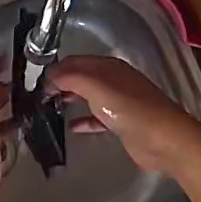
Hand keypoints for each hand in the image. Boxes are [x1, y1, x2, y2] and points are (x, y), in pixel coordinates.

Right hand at [47, 55, 197, 173]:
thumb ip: (71, 79)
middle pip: (82, 78)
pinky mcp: (122, 123)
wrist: (164, 139)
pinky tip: (72, 127)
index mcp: (109, 67)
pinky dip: (84, 120)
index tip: (36, 84)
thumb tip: (50, 77)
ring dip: (71, 99)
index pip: (76, 62)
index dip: (56, 70)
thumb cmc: (129, 110)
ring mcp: (119, 103)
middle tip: (40, 96)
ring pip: (89, 97)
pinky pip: (97, 118)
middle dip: (61, 83)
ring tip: (49, 108)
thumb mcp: (97, 88)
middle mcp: (114, 81)